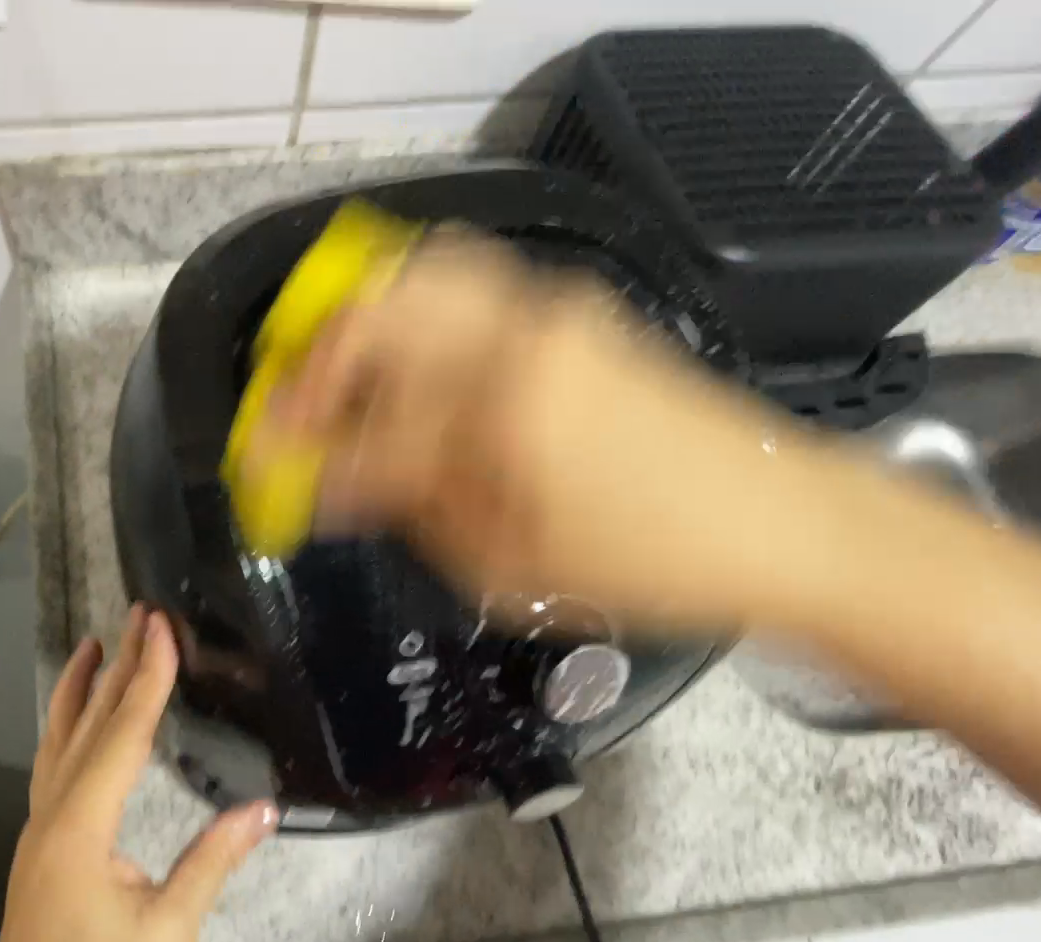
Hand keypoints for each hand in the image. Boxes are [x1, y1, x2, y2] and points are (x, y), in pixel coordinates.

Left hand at [0, 607, 278, 941]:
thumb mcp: (167, 932)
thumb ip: (211, 863)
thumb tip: (265, 809)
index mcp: (79, 829)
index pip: (121, 736)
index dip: (147, 679)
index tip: (161, 628)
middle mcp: (50, 816)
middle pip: (87, 727)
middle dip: (117, 667)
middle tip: (138, 614)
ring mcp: (36, 829)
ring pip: (57, 742)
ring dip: (80, 691)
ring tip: (95, 645)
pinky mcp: (36, 845)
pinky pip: (51, 767)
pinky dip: (67, 729)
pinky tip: (79, 723)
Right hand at [267, 228, 825, 629]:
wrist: (781, 518)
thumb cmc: (647, 564)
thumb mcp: (510, 566)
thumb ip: (412, 507)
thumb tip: (336, 483)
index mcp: (502, 412)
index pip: (366, 428)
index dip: (301, 453)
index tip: (259, 470)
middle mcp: (519, 337)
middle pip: (377, 307)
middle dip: (312, 357)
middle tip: (288, 408)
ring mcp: (549, 311)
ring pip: (418, 277)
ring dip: (360, 325)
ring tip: (339, 383)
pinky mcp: (571, 310)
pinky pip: (462, 292)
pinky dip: (410, 321)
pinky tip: (406, 375)